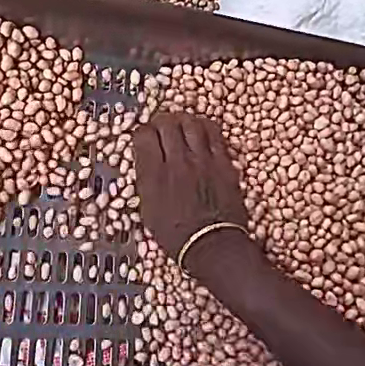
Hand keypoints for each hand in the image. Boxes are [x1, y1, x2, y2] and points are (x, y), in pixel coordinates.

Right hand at [132, 113, 249, 264]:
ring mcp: (202, 160)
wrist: (212, 245)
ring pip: (190, 123)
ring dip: (182, 120)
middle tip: (161, 127)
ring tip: (180, 124)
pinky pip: (214, 133)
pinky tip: (201, 129)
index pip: (143, 136)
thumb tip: (147, 162)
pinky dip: (204, 126)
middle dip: (160, 122)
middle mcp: (176, 163)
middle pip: (165, 124)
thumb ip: (146, 181)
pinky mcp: (222, 162)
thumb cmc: (178, 236)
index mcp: (154, 175)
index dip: (142, 132)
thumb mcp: (148, 210)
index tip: (144, 136)